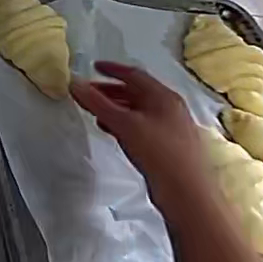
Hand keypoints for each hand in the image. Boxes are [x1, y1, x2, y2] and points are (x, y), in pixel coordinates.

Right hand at [70, 62, 208, 201]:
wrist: (187, 194)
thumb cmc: (158, 152)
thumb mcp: (124, 124)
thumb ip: (97, 103)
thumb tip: (75, 83)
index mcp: (164, 97)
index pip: (135, 75)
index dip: (112, 69)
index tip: (94, 67)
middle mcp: (171, 108)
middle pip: (137, 92)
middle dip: (111, 91)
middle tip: (90, 93)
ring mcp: (173, 128)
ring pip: (140, 110)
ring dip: (117, 109)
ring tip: (97, 113)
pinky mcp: (170, 147)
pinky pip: (143, 126)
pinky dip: (125, 124)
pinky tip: (114, 133)